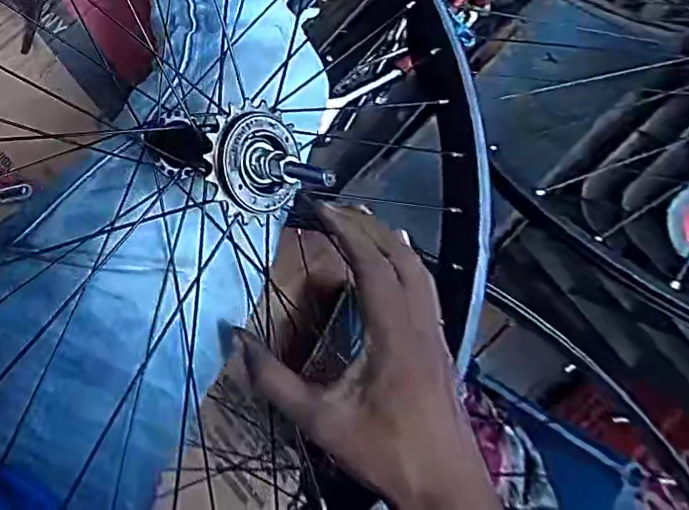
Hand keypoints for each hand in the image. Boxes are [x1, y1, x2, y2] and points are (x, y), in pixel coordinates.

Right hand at [239, 203, 498, 509]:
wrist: (454, 500)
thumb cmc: (387, 455)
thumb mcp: (319, 419)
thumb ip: (272, 378)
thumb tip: (235, 338)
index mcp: (396, 341)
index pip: (377, 271)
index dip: (349, 235)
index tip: (320, 210)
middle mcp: (423, 335)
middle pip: (408, 266)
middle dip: (372, 230)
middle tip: (336, 209)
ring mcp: (438, 345)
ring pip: (423, 280)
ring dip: (391, 247)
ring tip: (361, 224)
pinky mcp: (440, 356)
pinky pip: (425, 296)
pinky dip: (404, 268)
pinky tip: (389, 268)